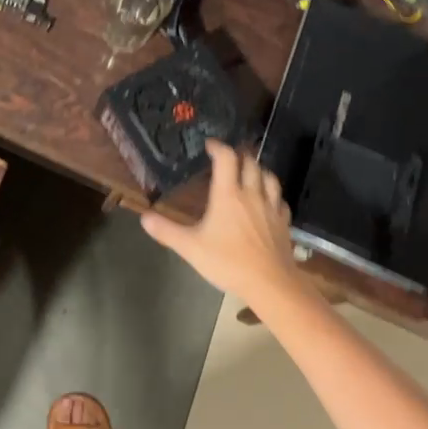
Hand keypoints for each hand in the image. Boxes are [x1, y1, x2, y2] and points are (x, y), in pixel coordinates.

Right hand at [142, 140, 310, 307]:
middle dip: (239, 156)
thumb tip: (144, 217)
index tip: (210, 145)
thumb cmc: (228, 262)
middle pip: (250, 163)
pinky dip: (273, 195)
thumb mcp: (191, 248)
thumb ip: (167, 231)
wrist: (269, 284)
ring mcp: (271, 208)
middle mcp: (252, 194)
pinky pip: (280, 200)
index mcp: (228, 194)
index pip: (226, 158)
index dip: (218, 147)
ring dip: (259, 170)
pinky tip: (268, 202)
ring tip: (249, 173)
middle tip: (229, 158)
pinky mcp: (283, 223)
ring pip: (269, 178)